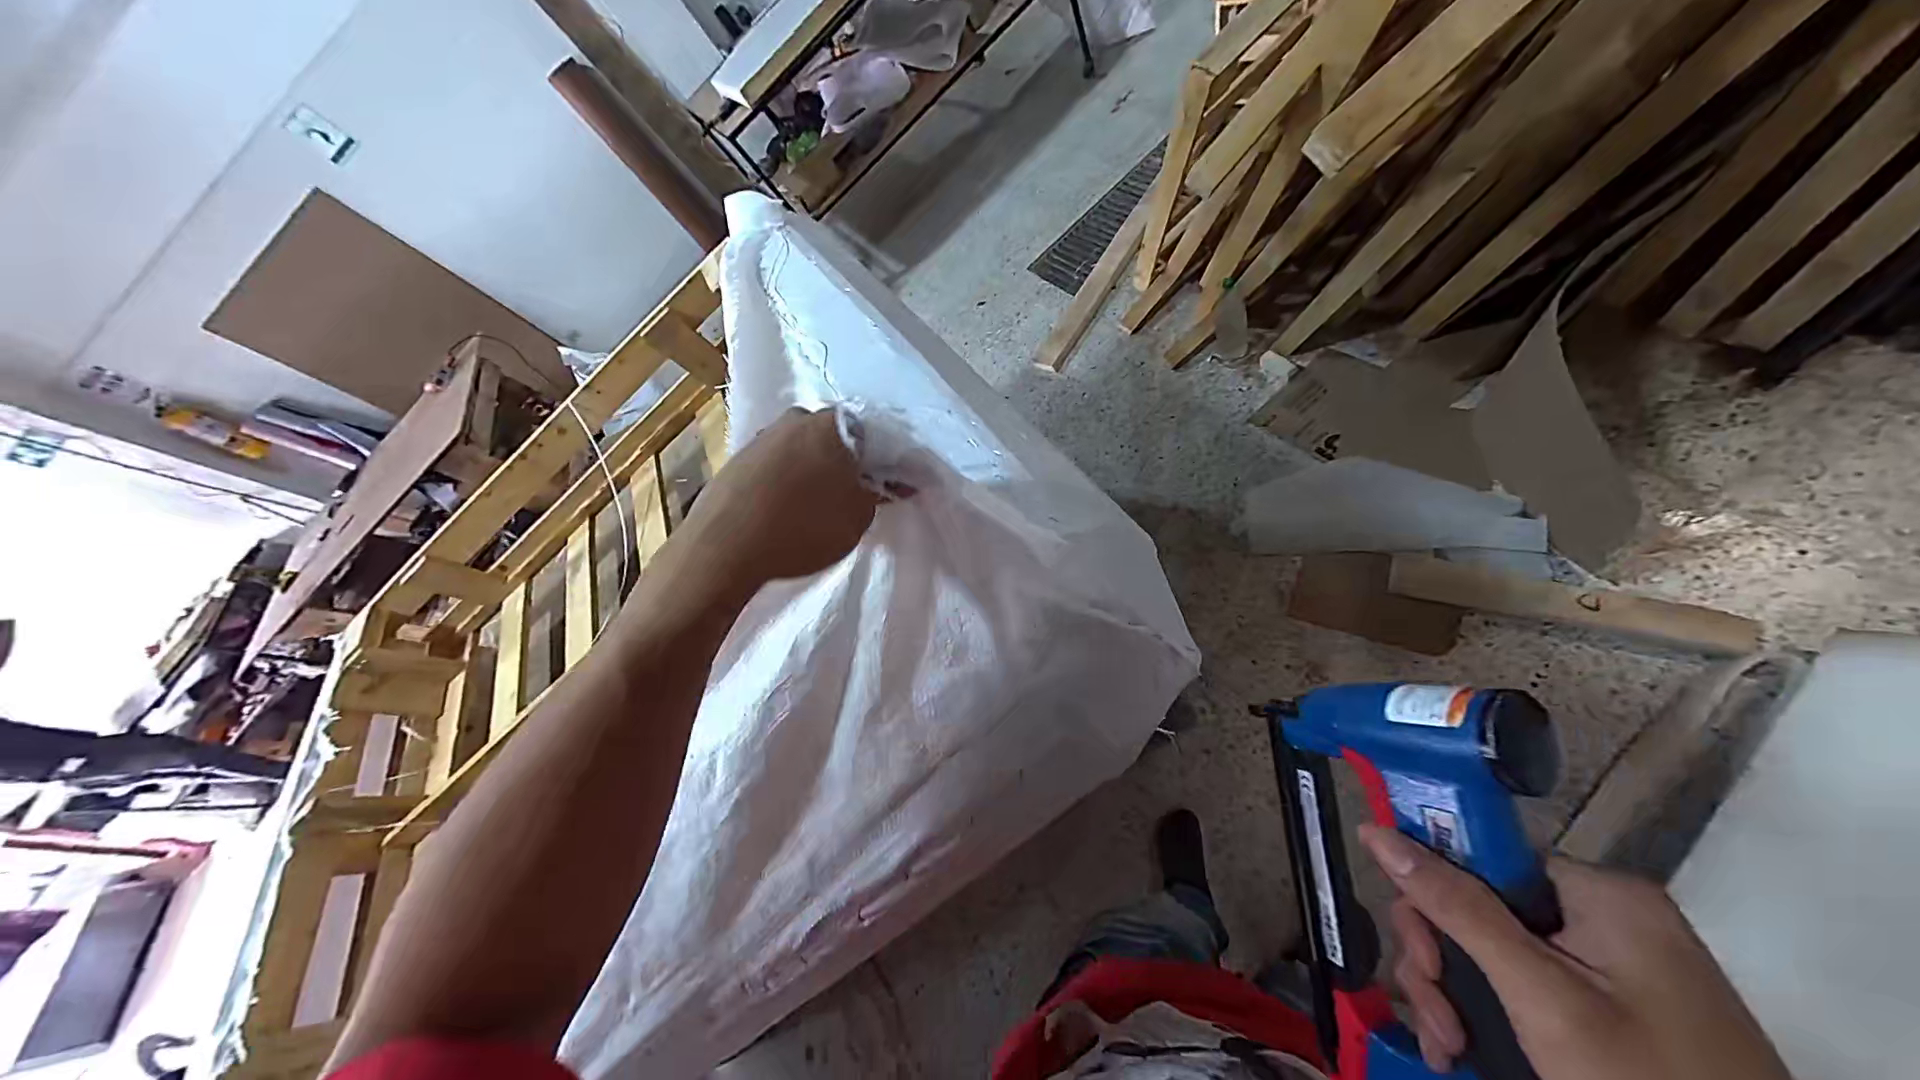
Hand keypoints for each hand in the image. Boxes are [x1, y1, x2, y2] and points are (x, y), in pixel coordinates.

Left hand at [677, 407, 883, 588]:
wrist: (725, 546)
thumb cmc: (804, 527)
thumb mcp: (858, 518)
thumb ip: (875, 494)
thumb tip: (879, 483)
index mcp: (833, 423)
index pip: (871, 434)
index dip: (881, 463)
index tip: (887, 487)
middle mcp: (796, 419)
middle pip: (833, 437)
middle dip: (845, 462)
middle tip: (852, 494)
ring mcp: (763, 436)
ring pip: (801, 449)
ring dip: (813, 470)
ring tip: (817, 505)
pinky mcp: (737, 458)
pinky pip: (775, 464)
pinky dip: (786, 480)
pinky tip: (786, 507)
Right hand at [1358, 825, 1789, 1079]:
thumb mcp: (1539, 995)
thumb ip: (1456, 907)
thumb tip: (1375, 830)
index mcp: (1600, 893)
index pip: (1480, 855)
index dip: (1432, 891)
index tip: (1419, 950)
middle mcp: (1603, 915)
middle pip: (1475, 905)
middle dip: (1439, 960)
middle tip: (1436, 1017)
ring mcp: (1608, 964)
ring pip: (1486, 948)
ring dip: (1450, 993)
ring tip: (1447, 1046)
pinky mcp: (1606, 1005)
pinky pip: (1517, 982)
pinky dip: (1481, 1012)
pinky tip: (1462, 1049)